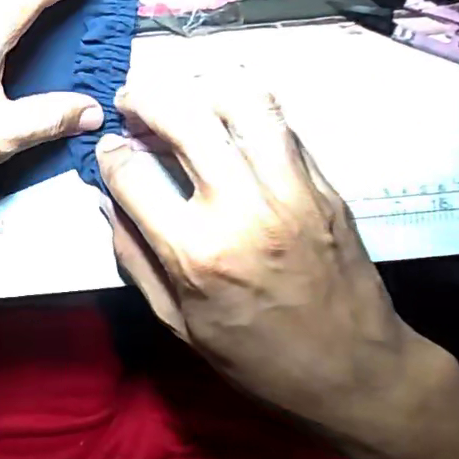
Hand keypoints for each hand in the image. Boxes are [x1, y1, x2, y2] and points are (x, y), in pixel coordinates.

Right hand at [95, 75, 458, 458]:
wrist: (353, 371)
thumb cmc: (258, 359)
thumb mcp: (179, 324)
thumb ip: (135, 257)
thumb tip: (105, 200)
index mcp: (195, 253)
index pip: (132, 173)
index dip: (110, 153)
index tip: (111, 149)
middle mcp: (241, 208)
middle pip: (185, 117)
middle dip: (146, 97)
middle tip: (134, 100)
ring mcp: (290, 190)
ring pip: (243, 102)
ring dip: (202, 86)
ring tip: (185, 95)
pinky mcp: (324, 185)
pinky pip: (283, 124)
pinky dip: (248, 106)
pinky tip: (231, 113)